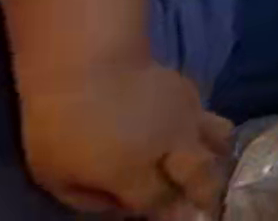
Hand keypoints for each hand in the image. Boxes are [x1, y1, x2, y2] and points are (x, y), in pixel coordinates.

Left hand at [18, 59, 232, 216]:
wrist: (93, 71)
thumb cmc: (60, 131)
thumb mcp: (57, 178)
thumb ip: (92, 199)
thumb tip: (124, 206)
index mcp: (133, 170)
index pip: (159, 202)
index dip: (170, 216)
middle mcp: (171, 145)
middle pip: (202, 172)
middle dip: (210, 192)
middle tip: (216, 205)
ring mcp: (190, 117)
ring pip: (220, 140)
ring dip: (220, 158)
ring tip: (219, 169)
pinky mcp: (196, 98)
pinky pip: (211, 121)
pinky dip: (211, 136)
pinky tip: (200, 141)